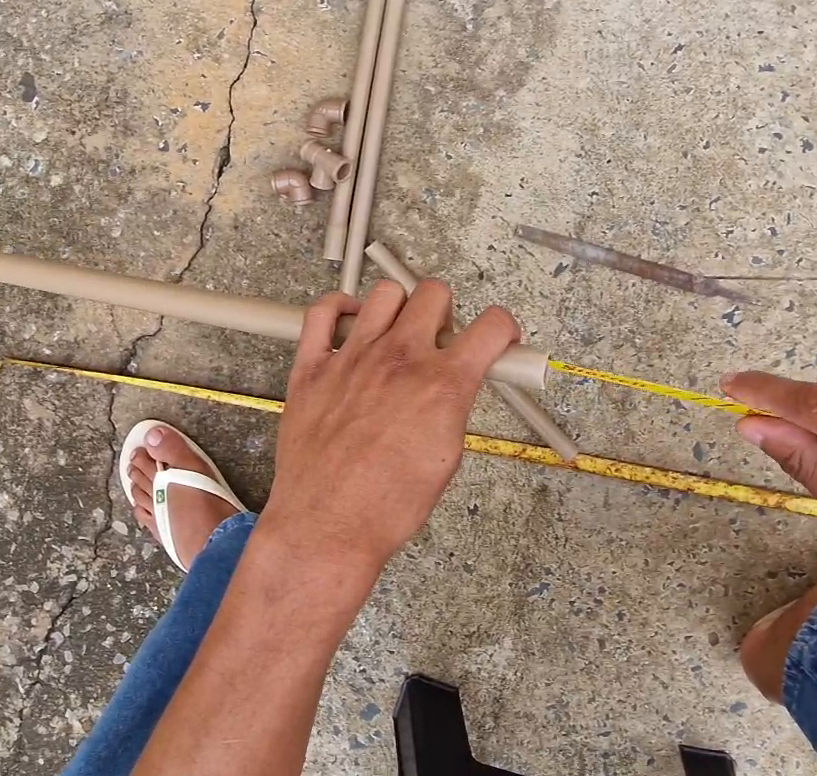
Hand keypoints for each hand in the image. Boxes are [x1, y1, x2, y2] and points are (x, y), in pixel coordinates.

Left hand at [261, 279, 520, 577]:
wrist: (329, 524)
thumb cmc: (387, 505)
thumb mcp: (447, 457)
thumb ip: (455, 404)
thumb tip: (459, 382)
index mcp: (442, 383)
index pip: (491, 326)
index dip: (503, 329)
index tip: (497, 336)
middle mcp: (398, 359)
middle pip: (434, 293)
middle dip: (446, 311)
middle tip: (440, 339)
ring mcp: (352, 357)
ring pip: (385, 293)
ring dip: (399, 307)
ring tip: (396, 332)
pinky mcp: (313, 365)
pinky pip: (322, 311)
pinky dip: (339, 307)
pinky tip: (350, 322)